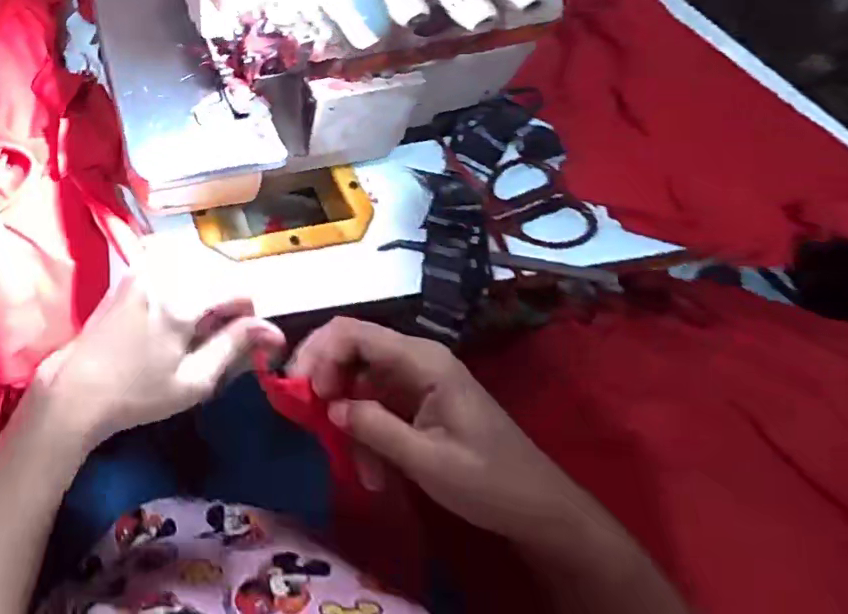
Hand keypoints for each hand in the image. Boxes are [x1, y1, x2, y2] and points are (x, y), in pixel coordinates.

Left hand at [32, 276, 283, 449]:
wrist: (78, 386)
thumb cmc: (139, 394)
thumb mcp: (193, 381)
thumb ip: (233, 346)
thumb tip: (272, 329)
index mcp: (181, 304)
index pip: (235, 289)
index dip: (248, 314)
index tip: (244, 338)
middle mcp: (162, 275)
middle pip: (215, 271)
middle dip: (225, 297)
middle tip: (218, 331)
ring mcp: (141, 269)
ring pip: (192, 262)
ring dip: (204, 282)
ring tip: (196, 318)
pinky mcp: (127, 272)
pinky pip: (166, 258)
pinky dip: (180, 272)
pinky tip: (174, 302)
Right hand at [287, 318, 604, 548]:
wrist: (545, 513)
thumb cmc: (492, 483)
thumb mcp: (429, 462)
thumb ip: (374, 428)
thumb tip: (329, 406)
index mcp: (422, 360)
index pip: (353, 332)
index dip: (319, 352)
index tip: (302, 390)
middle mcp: (414, 358)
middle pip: (350, 348)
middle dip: (323, 379)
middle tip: (307, 414)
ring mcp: (414, 378)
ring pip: (357, 379)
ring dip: (346, 417)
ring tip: (354, 466)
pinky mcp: (415, 400)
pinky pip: (373, 401)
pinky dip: (364, 430)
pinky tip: (372, 472)